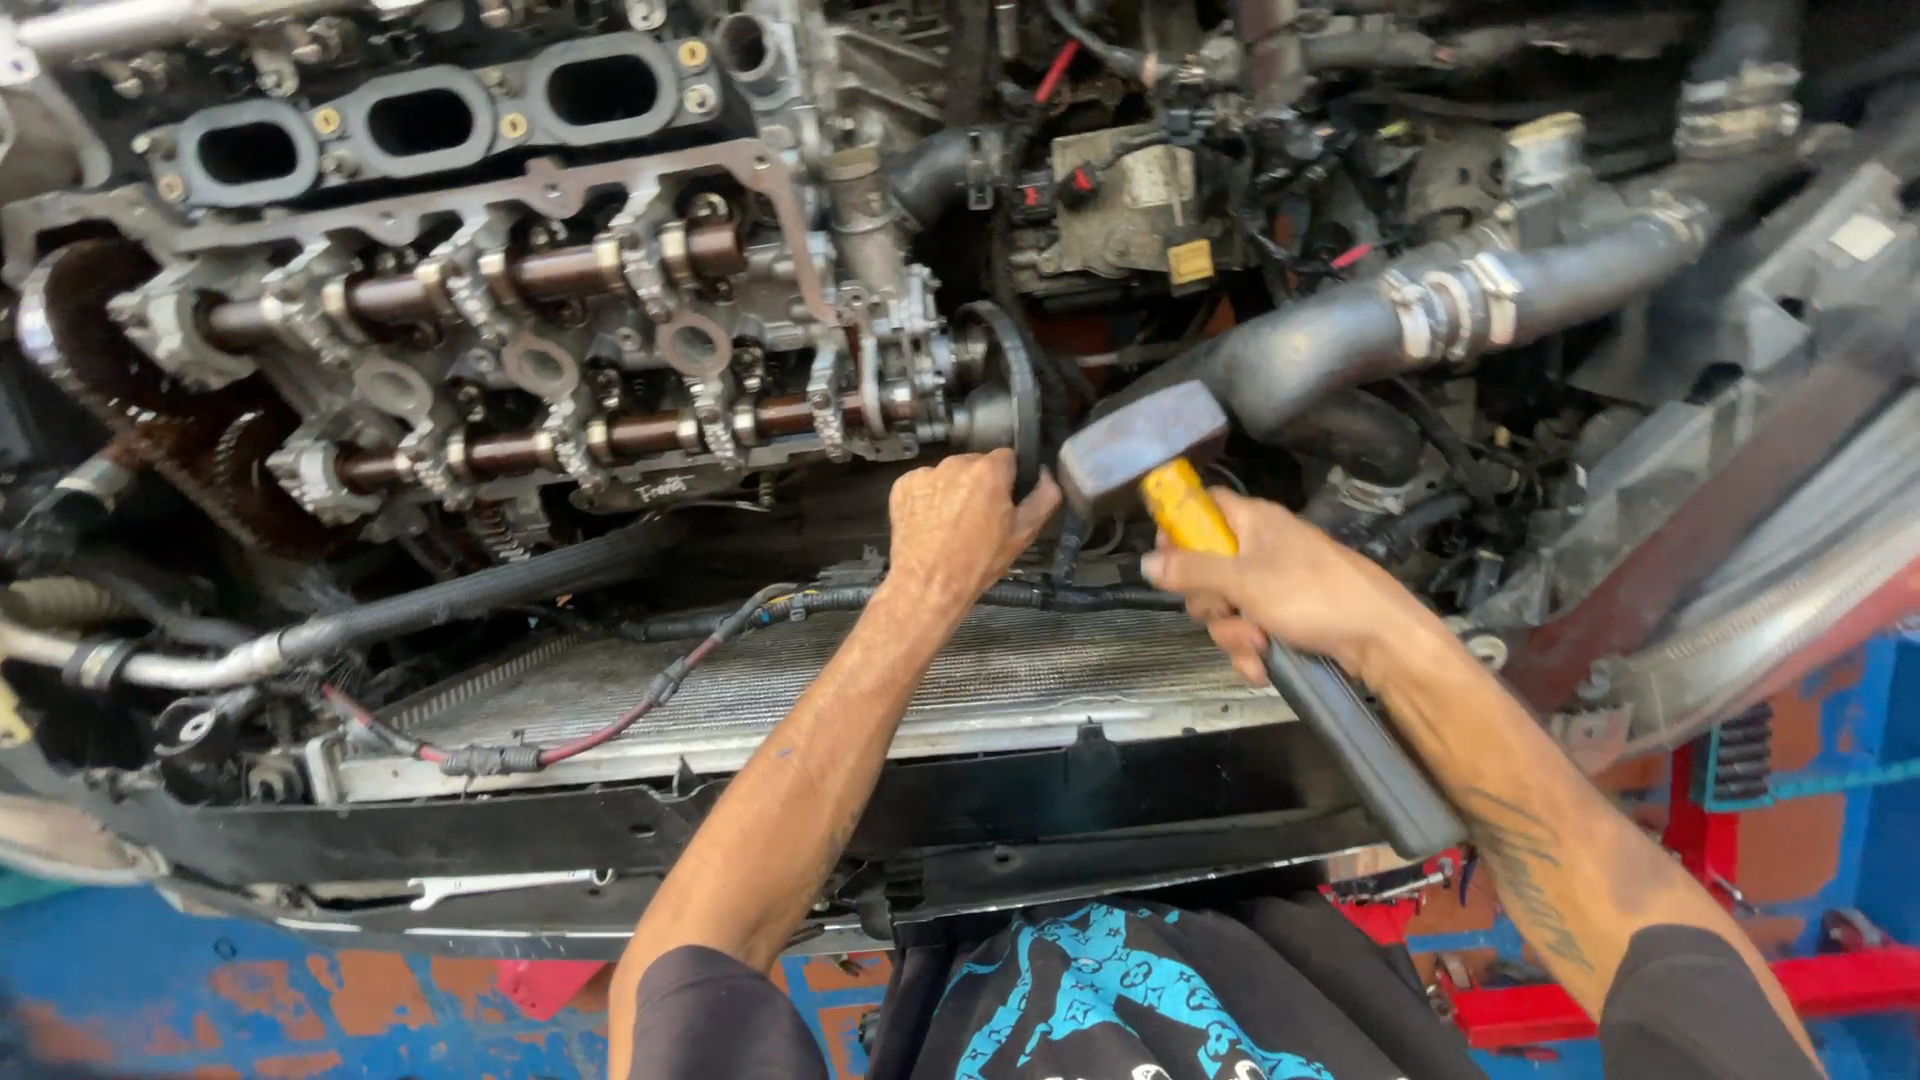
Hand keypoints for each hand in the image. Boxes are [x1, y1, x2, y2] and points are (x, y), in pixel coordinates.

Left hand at [887, 449, 1061, 609]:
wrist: (929, 584)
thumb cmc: (979, 562)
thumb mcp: (1023, 534)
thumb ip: (1044, 497)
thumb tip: (1046, 474)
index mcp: (988, 471)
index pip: (1006, 458)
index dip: (1007, 479)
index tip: (1003, 502)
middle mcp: (955, 463)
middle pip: (975, 464)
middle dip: (979, 484)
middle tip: (977, 517)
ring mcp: (925, 473)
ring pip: (948, 474)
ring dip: (953, 490)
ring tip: (951, 523)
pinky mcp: (902, 485)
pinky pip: (923, 484)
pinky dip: (928, 498)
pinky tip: (930, 523)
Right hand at [1140, 487, 1446, 686]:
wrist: (1383, 640)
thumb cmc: (1315, 596)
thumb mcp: (1245, 582)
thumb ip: (1191, 571)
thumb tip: (1145, 562)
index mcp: (1253, 523)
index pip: (1202, 506)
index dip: (1178, 526)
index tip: (1166, 557)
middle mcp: (1260, 548)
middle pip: (1204, 568)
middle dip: (1209, 602)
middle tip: (1226, 608)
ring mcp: (1273, 584)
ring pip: (1225, 607)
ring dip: (1233, 634)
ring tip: (1259, 644)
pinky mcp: (1285, 617)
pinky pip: (1247, 630)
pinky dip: (1251, 651)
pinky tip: (1263, 664)